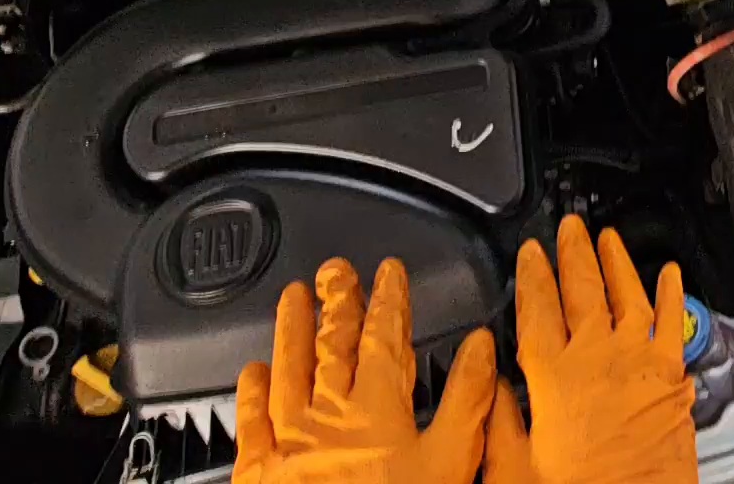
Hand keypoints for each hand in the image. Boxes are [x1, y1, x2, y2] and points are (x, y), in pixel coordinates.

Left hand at [233, 258, 496, 483]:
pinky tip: (251, 372)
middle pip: (332, 343)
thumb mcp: (451, 460)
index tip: (389, 270)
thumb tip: (482, 343)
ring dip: (290, 330)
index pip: (386, 334)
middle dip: (337, 301)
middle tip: (336, 270)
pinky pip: (250, 424)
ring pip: (287, 371)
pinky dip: (250, 394)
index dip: (389, 298)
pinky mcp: (256, 478)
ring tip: (292, 298)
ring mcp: (286, 445)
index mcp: (378, 405)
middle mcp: (327, 414)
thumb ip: (468, 397)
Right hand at [488, 216, 696, 483]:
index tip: (530, 252)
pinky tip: (669, 271)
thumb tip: (487, 380)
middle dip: (573, 252)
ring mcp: (637, 357)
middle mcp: (597, 355)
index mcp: (554, 377)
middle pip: (581, 289)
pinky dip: (671, 291)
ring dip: (615, 261)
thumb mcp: (512, 471)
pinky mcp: (671, 369)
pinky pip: (673, 318)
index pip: (537, 310)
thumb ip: (497, 420)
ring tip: (607, 237)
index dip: (533, 276)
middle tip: (569, 226)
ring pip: (625, 292)